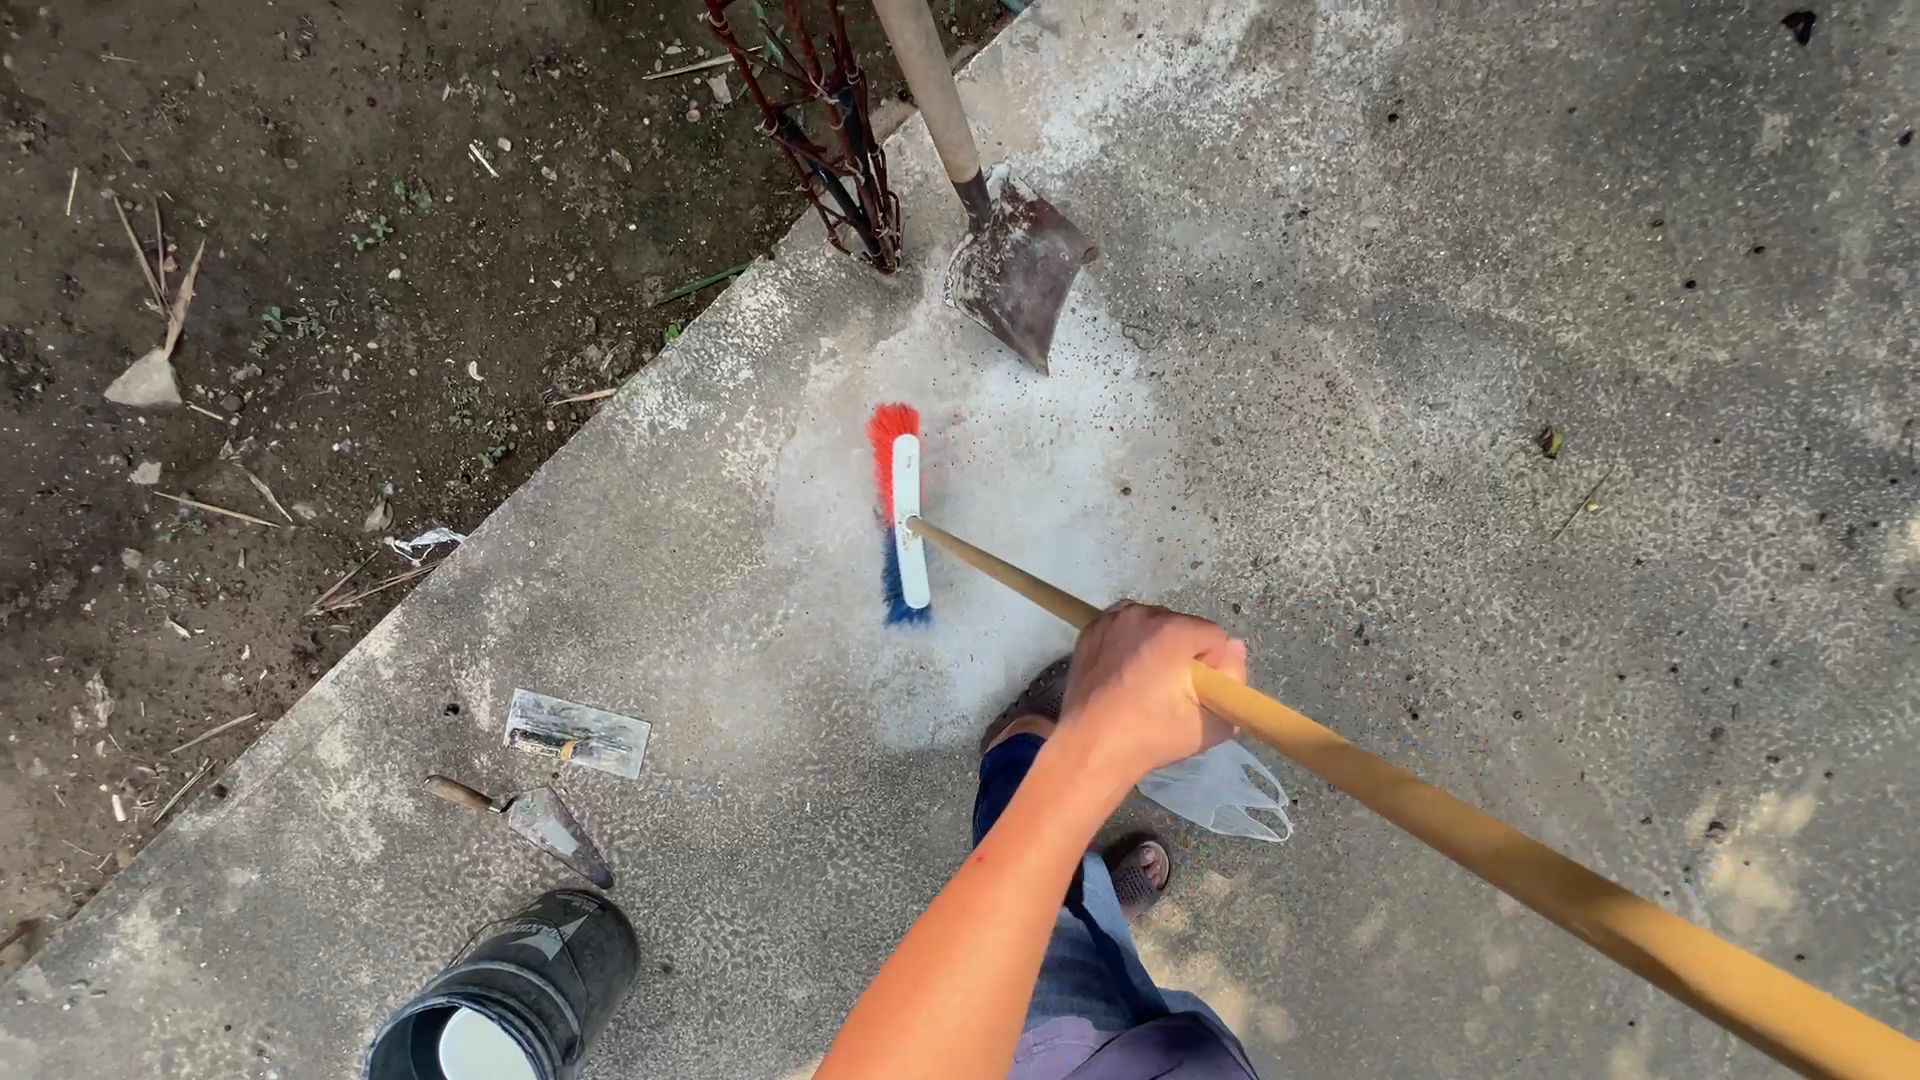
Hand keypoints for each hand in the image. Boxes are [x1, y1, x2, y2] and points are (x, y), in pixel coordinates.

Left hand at [1053, 601, 1248, 786]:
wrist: (1092, 745)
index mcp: (1174, 630)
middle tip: (1169, 689)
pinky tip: (1122, 671)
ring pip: (1150, 624)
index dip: (1213, 665)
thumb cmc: (1153, 735)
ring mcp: (1111, 620)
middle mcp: (1142, 614)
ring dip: (1156, 644)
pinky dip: (1128, 643)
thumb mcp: (1212, 721)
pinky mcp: (1090, 631)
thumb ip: (1234, 680)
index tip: (1197, 690)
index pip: (1214, 636)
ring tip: (1145, 680)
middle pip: (1181, 626)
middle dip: (1183, 652)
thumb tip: (1235, 648)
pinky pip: (1122, 628)